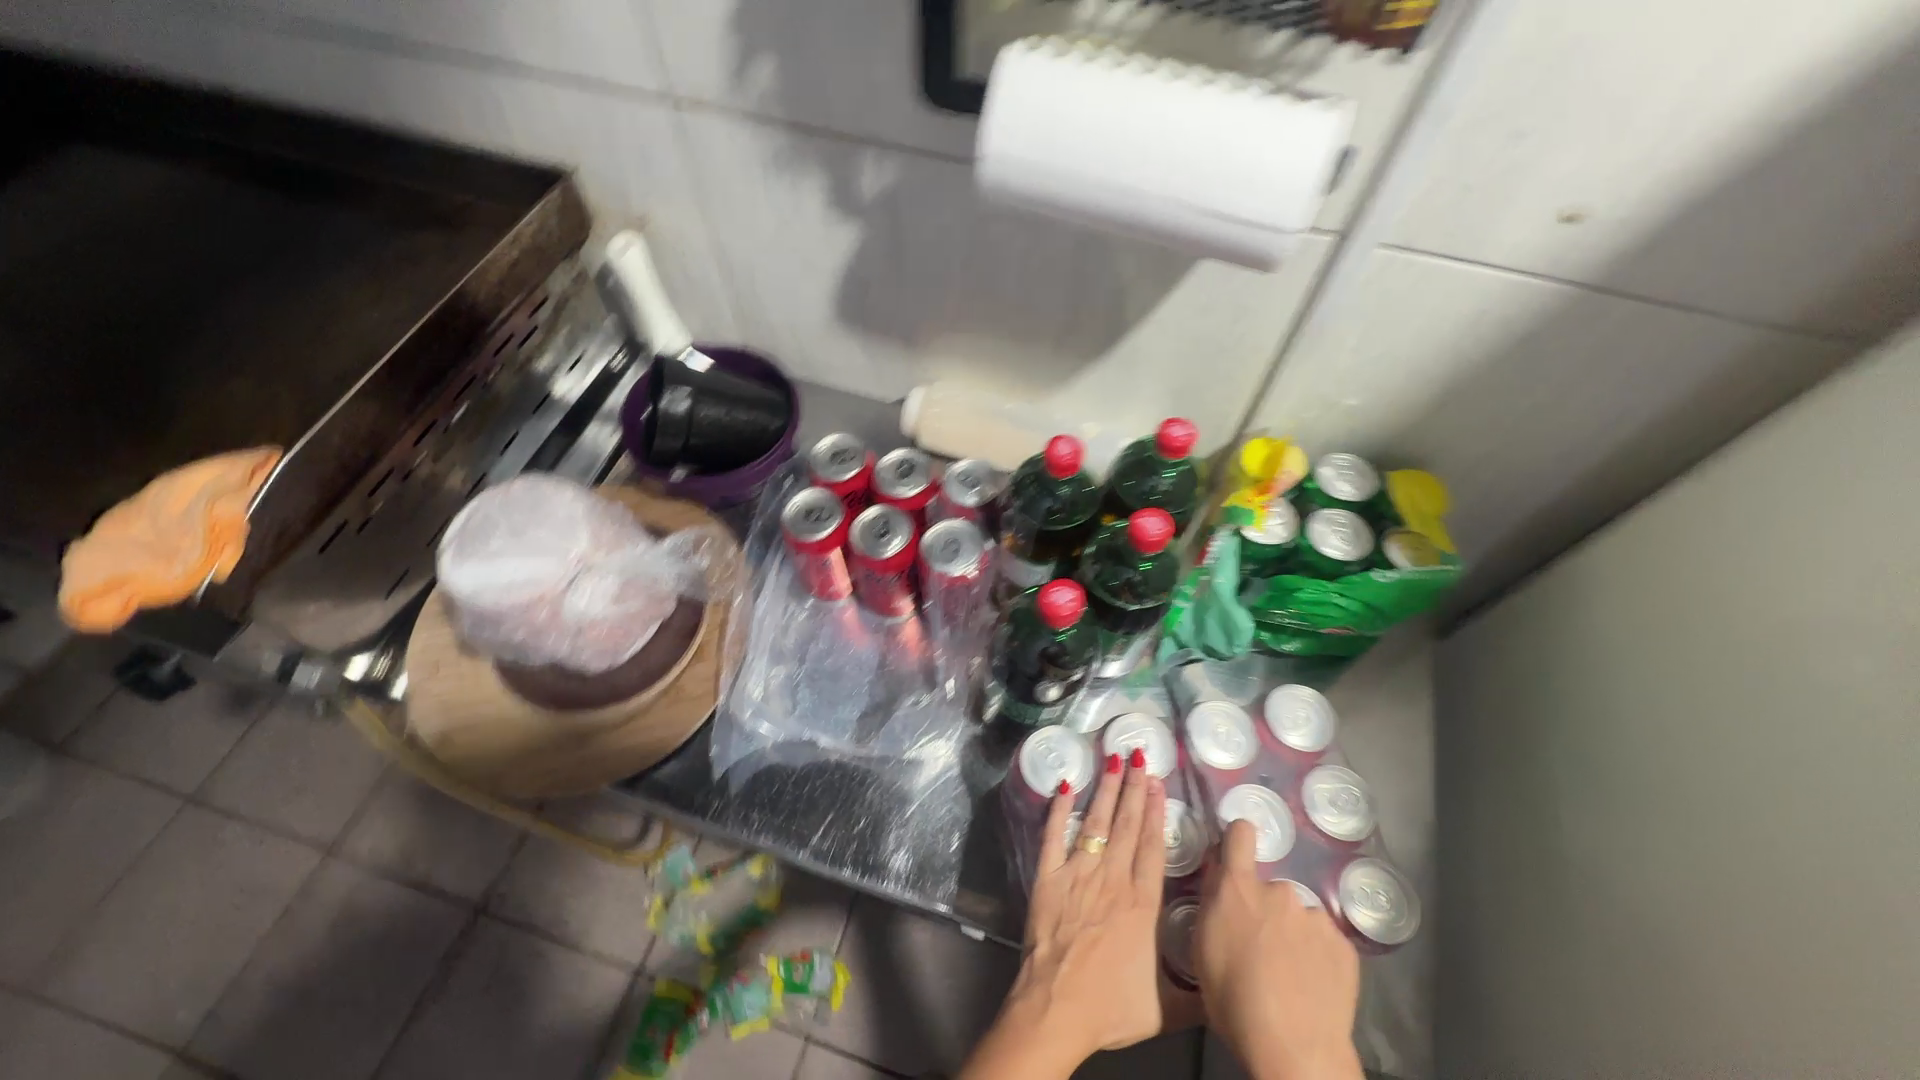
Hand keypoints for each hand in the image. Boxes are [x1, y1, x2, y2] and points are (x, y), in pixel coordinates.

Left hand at [958, 749, 1166, 1079]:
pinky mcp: (1048, 880)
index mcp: (1142, 903)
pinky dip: (1059, 812)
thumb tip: (1224, 981)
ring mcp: (1077, 876)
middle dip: (1133, 787)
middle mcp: (1112, 879)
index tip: (1158, 781)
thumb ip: (1198, 994)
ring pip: (1096, 823)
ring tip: (1113, 759)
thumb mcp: (1167, 1008)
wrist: (1057, 1009)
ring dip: (1106, 790)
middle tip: (1138, 754)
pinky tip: (1066, 788)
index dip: (1155, 810)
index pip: (1152, 846)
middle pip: (1127, 825)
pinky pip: (1054, 838)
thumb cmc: (1111, 1008)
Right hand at [1194, 820, 1362, 1079]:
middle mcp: (1279, 892)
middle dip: (1265, 911)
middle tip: (1261, 948)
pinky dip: (1317, 956)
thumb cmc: (1233, 1000)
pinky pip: (1325, 941)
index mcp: (1238, 889)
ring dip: (1293, 934)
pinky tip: (1312, 985)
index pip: (1240, 835)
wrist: (1295, 1046)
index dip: (1238, 839)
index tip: (1237, 849)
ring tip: (1290, 974)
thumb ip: (1212, 906)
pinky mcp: (1344, 945)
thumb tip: (1219, 882)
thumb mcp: (1203, 950)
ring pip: (1299, 917)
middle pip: (1270, 889)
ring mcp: (1316, 917)